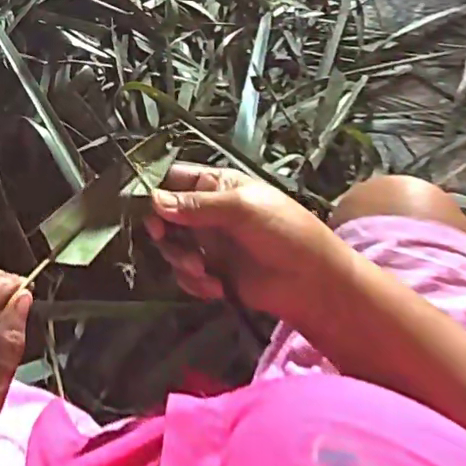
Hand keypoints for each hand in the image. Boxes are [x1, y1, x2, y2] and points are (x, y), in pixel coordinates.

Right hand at [145, 163, 354, 326]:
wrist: (320, 287)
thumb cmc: (286, 233)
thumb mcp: (242, 208)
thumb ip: (196, 204)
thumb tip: (153, 200)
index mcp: (213, 185)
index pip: (170, 178)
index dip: (153, 189)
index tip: (145, 205)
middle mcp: (205, 211)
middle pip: (162, 214)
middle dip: (162, 229)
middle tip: (165, 237)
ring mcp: (208, 242)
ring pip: (171, 245)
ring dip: (179, 258)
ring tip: (202, 269)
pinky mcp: (212, 272)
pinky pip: (185, 274)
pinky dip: (193, 281)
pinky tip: (214, 287)